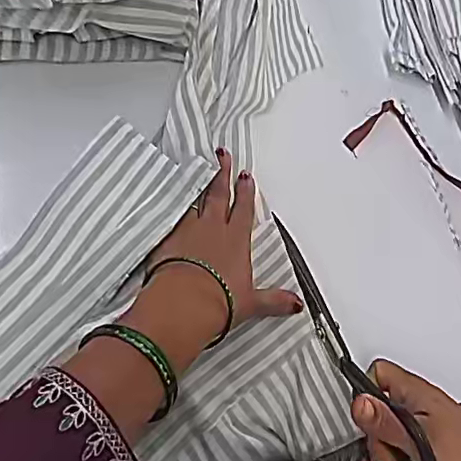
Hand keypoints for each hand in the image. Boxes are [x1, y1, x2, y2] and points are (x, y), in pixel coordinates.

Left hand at [141, 148, 302, 346]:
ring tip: (199, 170)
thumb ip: (273, 300)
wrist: (184, 305)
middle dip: (223, 174)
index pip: (244, 210)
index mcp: (236, 240)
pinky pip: (171, 216)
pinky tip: (169, 200)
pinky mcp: (165, 239)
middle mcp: (213, 229)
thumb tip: (294, 304)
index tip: (246, 177)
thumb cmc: (218, 301)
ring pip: (194, 200)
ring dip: (198, 185)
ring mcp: (187, 231)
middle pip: (219, 195)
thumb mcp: (251, 303)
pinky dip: (172, 206)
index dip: (246, 192)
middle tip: (223, 156)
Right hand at [349, 360, 460, 460]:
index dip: (366, 395)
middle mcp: (420, 403)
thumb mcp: (420, 443)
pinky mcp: (429, 443)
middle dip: (379, 439)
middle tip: (388, 457)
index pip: (378, 374)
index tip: (366, 421)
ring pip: (390, 432)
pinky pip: (403, 447)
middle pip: (380, 409)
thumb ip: (387, 424)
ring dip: (390, 458)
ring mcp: (425, 423)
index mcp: (418, 393)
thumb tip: (360, 403)